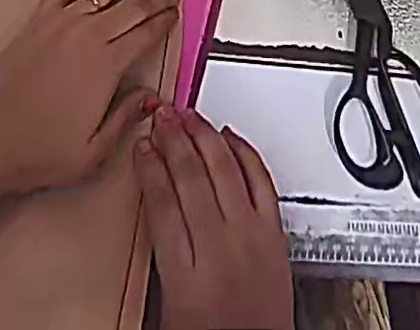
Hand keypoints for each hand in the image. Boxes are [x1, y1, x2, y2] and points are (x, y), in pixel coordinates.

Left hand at [0, 0, 179, 197]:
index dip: (165, 20)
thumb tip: (150, 99)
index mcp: (107, 65)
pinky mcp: (38, 21)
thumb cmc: (34, 149)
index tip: (174, 15)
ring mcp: (62, 23)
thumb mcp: (93, 151)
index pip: (148, 31)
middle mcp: (88, 36)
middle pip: (134, 4)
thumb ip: (127, 118)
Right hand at [136, 109, 293, 329]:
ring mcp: (252, 239)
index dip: (150, 167)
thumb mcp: (169, 303)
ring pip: (225, 169)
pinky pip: (261, 180)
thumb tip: (155, 191)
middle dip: (173, 140)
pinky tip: (230, 136)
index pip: (162, 204)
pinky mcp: (276, 235)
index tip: (142, 146)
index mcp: (186, 279)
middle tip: (162, 117)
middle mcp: (221, 252)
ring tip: (188, 116)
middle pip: (192, 178)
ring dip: (204, 136)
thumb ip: (163, 247)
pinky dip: (245, 152)